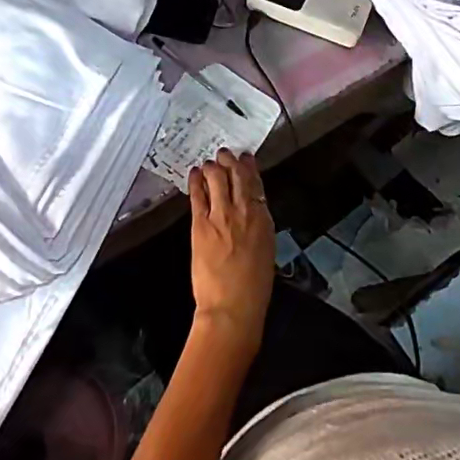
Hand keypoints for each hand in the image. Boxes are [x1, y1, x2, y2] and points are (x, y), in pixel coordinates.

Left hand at [187, 149, 274, 349]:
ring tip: (209, 163)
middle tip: (224, 154)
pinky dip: (195, 181)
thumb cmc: (254, 287)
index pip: (256, 184)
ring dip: (212, 167)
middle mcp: (243, 211)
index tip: (245, 158)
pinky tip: (194, 173)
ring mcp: (221, 216)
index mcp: (263, 219)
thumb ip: (257, 228)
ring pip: (216, 179)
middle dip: (229, 161)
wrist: (232, 305)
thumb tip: (250, 214)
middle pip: (236, 176)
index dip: (249, 167)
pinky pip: (198, 195)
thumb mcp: (265, 250)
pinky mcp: (201, 224)